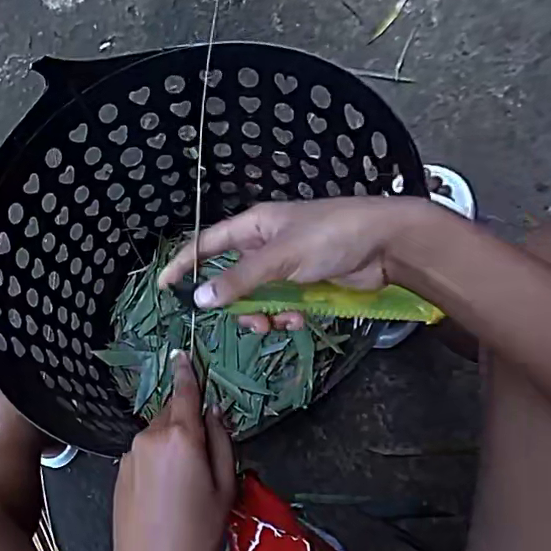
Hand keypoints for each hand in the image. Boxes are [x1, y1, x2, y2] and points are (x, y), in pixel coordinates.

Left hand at [100, 353, 236, 550]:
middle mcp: (150, 436)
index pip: (185, 392)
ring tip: (189, 486)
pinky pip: (145, 454)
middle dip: (188, 424)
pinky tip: (167, 495)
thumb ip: (222, 443)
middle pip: (172, 415)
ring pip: (158, 435)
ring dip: (173, 445)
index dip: (188, 373)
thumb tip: (213, 413)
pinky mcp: (119, 471)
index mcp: (181, 436)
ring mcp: (129, 454)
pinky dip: (158, 461)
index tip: (184, 355)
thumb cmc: (198, 536)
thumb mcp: (226, 489)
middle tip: (207, 459)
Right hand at [158, 196, 469, 332]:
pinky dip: (285, 318)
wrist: (387, 245)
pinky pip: (280, 307)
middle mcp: (264, 246)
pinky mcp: (303, 286)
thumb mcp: (280, 257)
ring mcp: (284, 268)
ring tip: (278, 323)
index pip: (207, 245)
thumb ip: (240, 280)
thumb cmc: (331, 236)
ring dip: (262, 316)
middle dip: (236, 305)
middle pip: (231, 281)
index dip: (184, 264)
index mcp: (254, 226)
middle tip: (247, 320)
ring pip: (255, 300)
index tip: (164, 287)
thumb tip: (199, 299)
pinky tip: (299, 321)